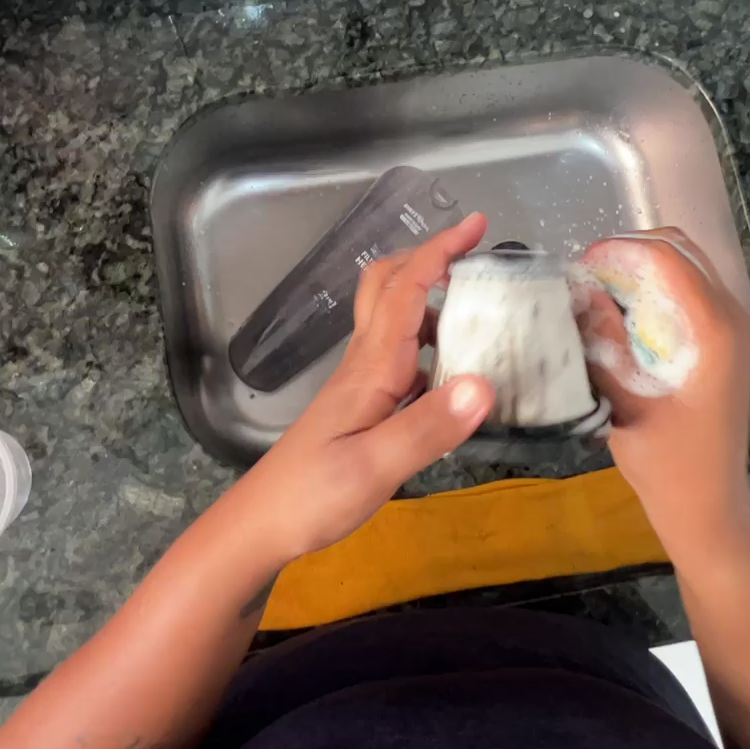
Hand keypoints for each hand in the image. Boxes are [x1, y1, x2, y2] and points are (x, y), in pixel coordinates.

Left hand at [228, 212, 496, 562]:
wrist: (264, 523)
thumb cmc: (313, 495)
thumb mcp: (374, 467)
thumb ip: (428, 428)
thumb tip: (485, 384)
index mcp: (370, 367)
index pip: (405, 290)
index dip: (439, 252)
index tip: (475, 225)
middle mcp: (364, 362)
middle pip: (387, 286)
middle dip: (428, 258)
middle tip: (474, 254)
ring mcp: (361, 381)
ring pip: (392, 317)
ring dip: (429, 296)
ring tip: (478, 307)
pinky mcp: (362, 402)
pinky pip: (398, 352)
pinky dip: (428, 339)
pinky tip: (454, 367)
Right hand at [574, 228, 749, 526]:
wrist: (706, 502)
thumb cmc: (666, 460)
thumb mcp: (624, 402)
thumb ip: (603, 342)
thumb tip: (581, 290)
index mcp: (712, 328)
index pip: (665, 257)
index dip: (617, 251)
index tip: (579, 269)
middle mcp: (729, 314)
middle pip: (677, 248)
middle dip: (627, 252)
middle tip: (586, 277)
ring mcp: (729, 324)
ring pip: (682, 263)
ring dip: (639, 266)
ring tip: (599, 290)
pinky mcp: (721, 336)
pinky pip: (686, 287)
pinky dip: (651, 285)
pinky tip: (622, 311)